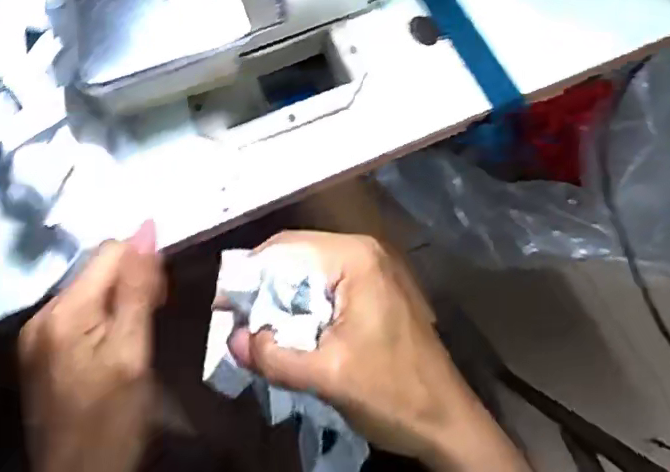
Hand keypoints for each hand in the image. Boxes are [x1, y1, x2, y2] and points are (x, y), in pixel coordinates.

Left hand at [19, 222, 165, 471]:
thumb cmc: (112, 423)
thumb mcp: (133, 353)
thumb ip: (139, 286)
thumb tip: (148, 225)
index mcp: (62, 312)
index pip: (111, 250)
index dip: (143, 267)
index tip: (158, 302)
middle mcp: (40, 314)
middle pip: (99, 267)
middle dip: (130, 283)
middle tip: (147, 323)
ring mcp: (35, 334)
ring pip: (91, 287)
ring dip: (118, 300)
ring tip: (132, 338)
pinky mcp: (39, 350)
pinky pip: (79, 310)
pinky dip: (102, 317)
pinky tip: (112, 347)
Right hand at [226, 231, 528, 471]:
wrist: (446, 420)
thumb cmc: (392, 391)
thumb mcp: (327, 376)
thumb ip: (275, 356)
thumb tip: (234, 338)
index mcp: (355, 258)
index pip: (288, 247)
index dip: (251, 274)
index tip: (223, 305)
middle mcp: (364, 251)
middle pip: (298, 257)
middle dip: (265, 289)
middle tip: (234, 320)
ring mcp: (373, 268)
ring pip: (311, 274)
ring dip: (283, 301)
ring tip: (254, 331)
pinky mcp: (375, 289)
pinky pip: (328, 288)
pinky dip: (304, 308)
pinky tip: (288, 334)